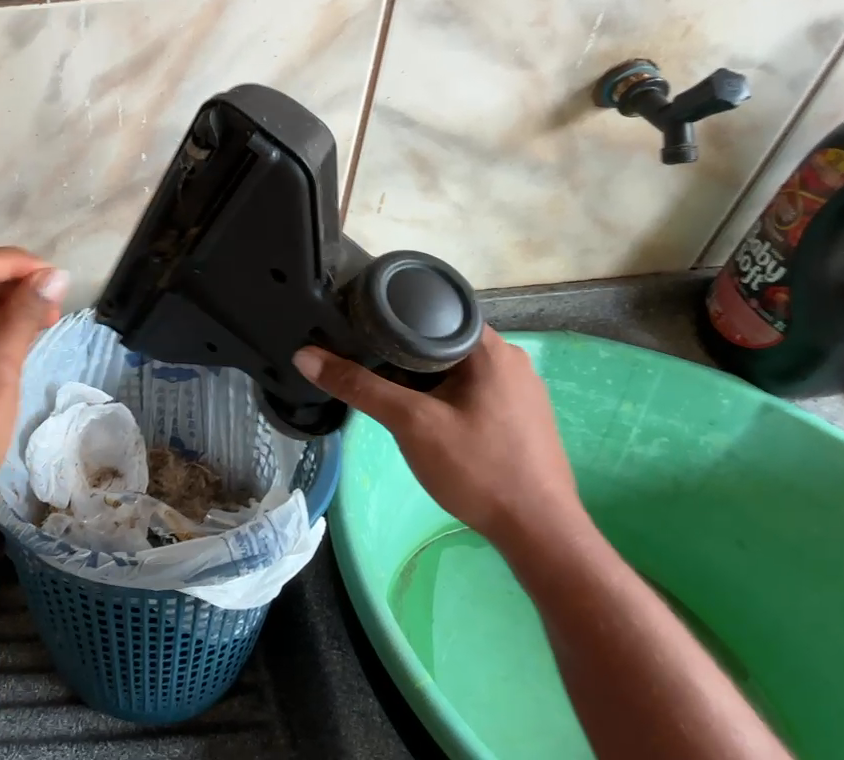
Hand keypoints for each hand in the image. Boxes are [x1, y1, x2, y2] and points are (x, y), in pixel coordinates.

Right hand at [293, 327, 583, 547]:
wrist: (539, 532)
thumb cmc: (478, 468)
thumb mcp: (410, 423)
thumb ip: (358, 386)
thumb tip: (304, 355)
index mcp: (491, 348)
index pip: (430, 312)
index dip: (388, 317)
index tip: (353, 327)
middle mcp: (509, 359)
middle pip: (439, 341)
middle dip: (399, 351)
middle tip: (358, 360)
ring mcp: (519, 389)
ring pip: (453, 368)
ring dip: (419, 376)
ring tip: (382, 387)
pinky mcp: (519, 416)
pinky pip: (469, 389)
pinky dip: (440, 394)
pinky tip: (420, 415)